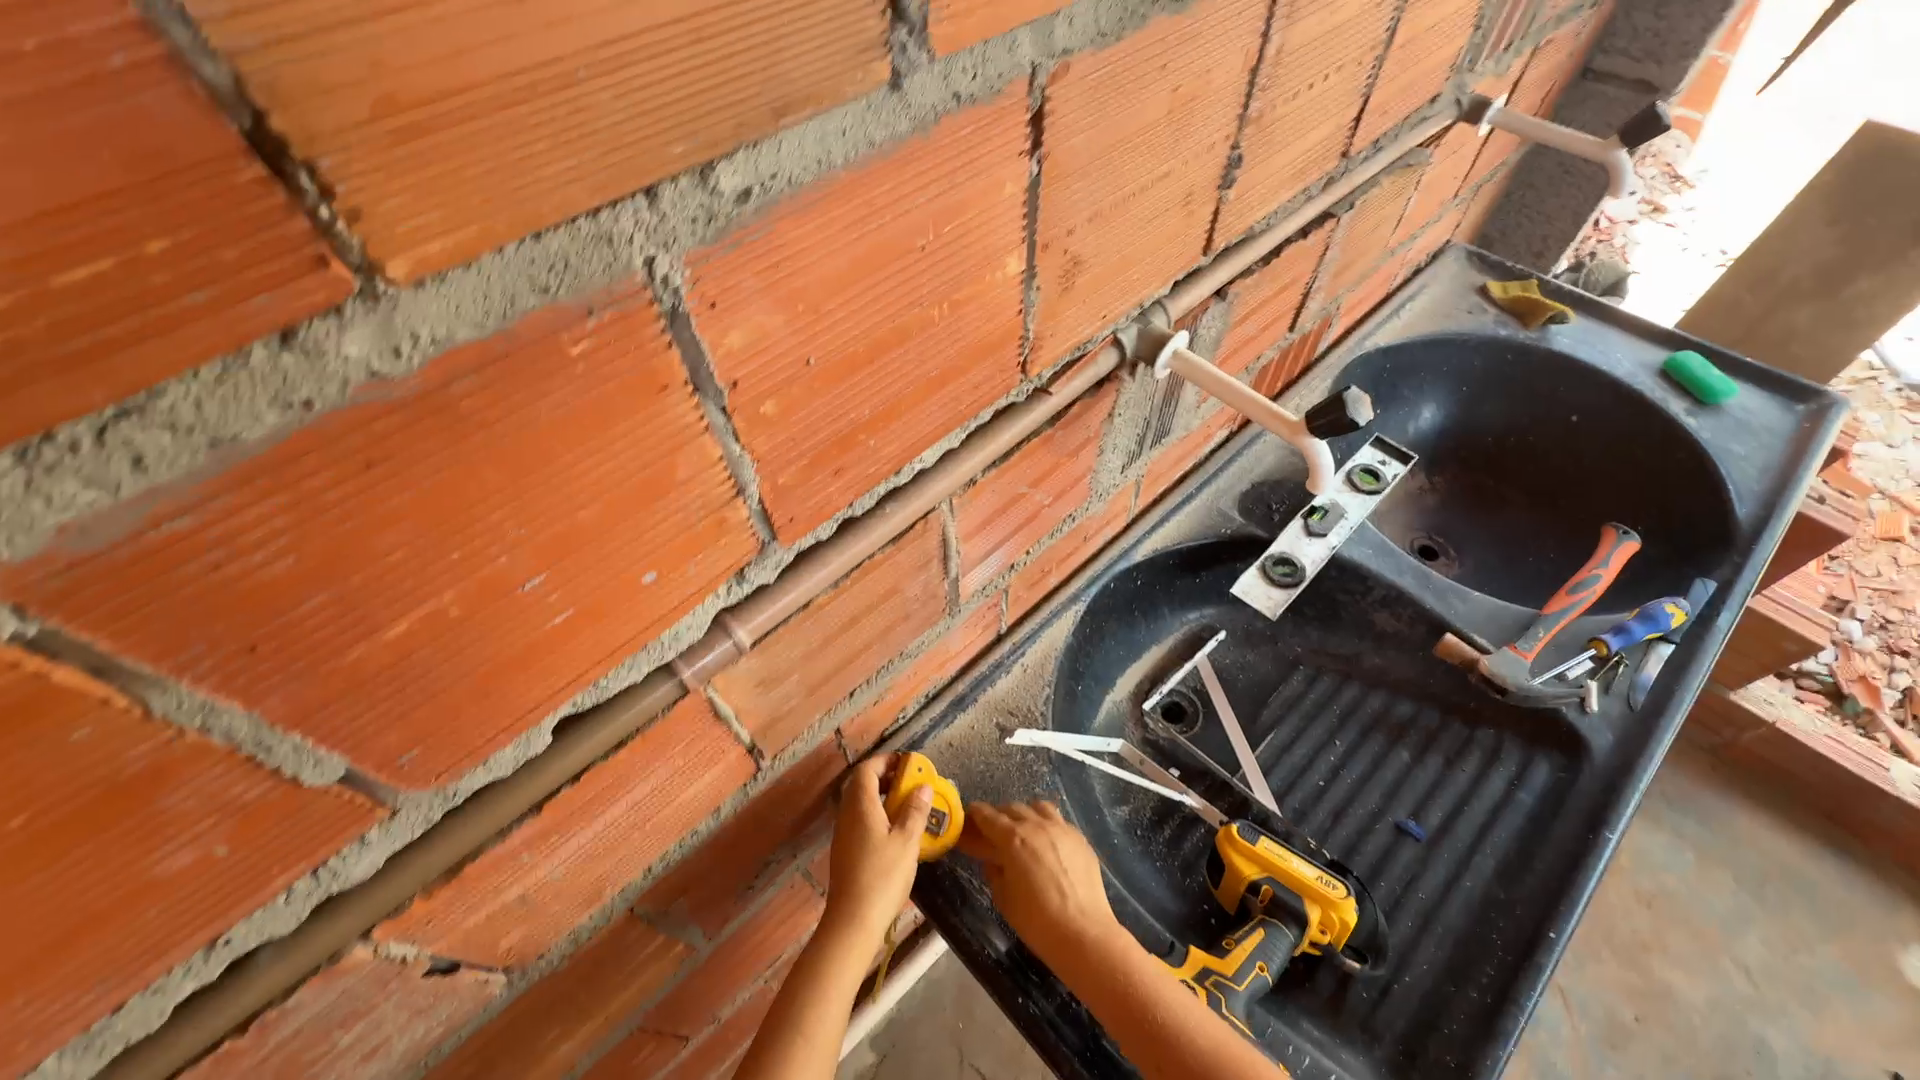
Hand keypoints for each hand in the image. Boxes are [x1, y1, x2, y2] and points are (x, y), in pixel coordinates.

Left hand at [824, 755, 931, 940]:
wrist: (853, 920)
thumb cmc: (882, 876)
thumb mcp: (907, 842)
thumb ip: (915, 811)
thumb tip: (923, 787)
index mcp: (860, 806)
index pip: (867, 770)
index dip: (885, 761)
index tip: (907, 763)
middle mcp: (847, 815)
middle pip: (862, 785)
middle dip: (886, 778)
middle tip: (910, 784)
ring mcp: (843, 834)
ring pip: (860, 805)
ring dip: (882, 798)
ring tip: (908, 806)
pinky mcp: (845, 851)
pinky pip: (860, 821)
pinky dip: (877, 816)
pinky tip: (896, 832)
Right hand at [958, 801, 1121, 962]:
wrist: (1083, 933)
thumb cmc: (1036, 921)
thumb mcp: (1003, 898)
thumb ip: (994, 873)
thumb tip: (994, 861)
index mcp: (1013, 839)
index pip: (989, 817)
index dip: (976, 813)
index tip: (969, 814)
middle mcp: (1037, 826)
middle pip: (1013, 808)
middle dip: (999, 815)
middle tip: (993, 829)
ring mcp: (1062, 829)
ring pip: (1039, 807)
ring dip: (1026, 813)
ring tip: (1023, 829)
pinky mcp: (1080, 839)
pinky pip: (1059, 820)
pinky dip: (1047, 824)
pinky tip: (1048, 842)